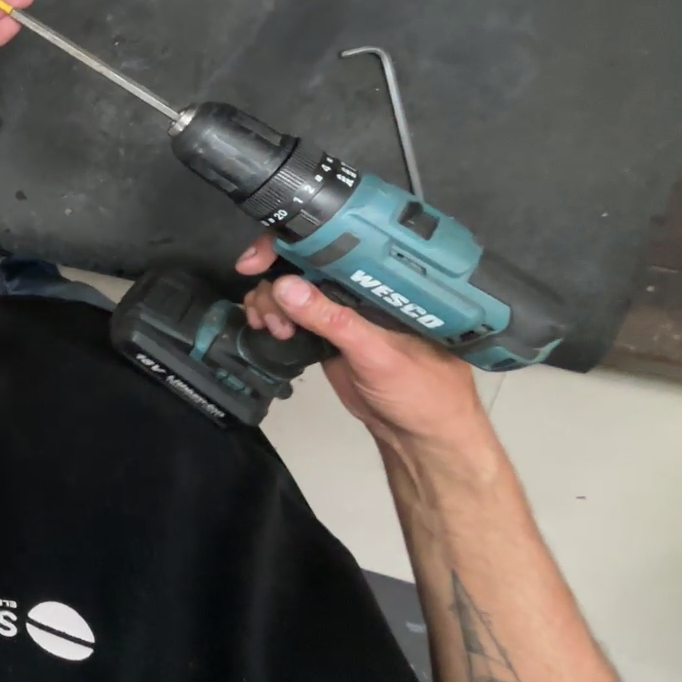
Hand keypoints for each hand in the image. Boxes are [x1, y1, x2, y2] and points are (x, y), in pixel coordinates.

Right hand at [235, 235, 488, 451]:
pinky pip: (286, 310)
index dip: (292, 245)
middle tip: (266, 312)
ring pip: (287, 288)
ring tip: (274, 329)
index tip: (258, 261)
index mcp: (385, 286)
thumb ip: (333, 321)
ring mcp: (339, 311)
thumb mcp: (379, 355)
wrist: (417, 436)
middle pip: (301, 265)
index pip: (335, 248)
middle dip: (271, 281)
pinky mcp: (322, 330)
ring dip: (268, 303)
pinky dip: (268, 314)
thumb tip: (284, 286)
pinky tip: (266, 328)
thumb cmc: (424, 394)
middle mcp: (360, 291)